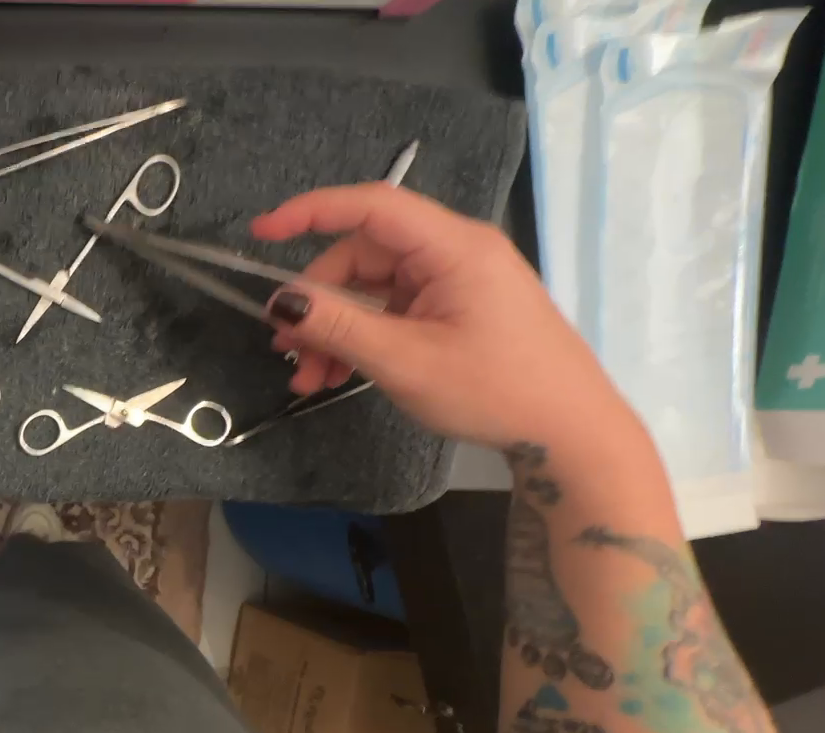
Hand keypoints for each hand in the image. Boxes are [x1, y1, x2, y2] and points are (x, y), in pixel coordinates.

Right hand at [249, 183, 643, 452]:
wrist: (565, 432)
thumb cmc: (492, 389)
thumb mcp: (403, 360)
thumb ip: (338, 327)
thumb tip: (281, 303)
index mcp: (452, 248)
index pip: (372, 207)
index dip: (310, 212)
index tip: (260, 232)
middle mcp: (450, 255)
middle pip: (359, 259)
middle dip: (316, 306)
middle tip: (285, 351)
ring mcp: (448, 285)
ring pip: (365, 293)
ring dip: (330, 333)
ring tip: (309, 379)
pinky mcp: (447, 312)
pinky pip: (384, 315)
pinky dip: (353, 343)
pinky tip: (334, 377)